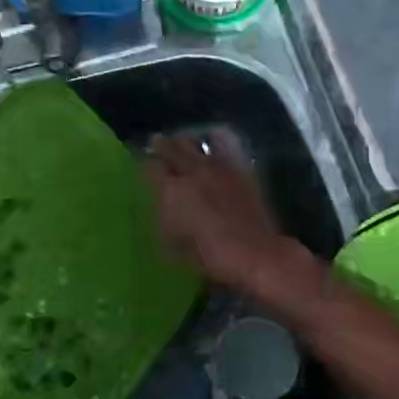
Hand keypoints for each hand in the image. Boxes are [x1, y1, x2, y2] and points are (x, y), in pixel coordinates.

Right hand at [144, 133, 298, 290]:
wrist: (255, 253)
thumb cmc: (210, 256)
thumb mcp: (174, 245)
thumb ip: (164, 220)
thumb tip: (162, 208)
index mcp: (172, 190)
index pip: (150, 168)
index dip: (144, 166)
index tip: (143, 167)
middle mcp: (192, 173)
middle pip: (172, 148)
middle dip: (162, 145)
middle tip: (157, 142)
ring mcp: (218, 169)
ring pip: (196, 146)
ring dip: (185, 144)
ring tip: (181, 143)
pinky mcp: (239, 171)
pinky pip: (222, 150)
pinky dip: (213, 147)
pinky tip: (211, 151)